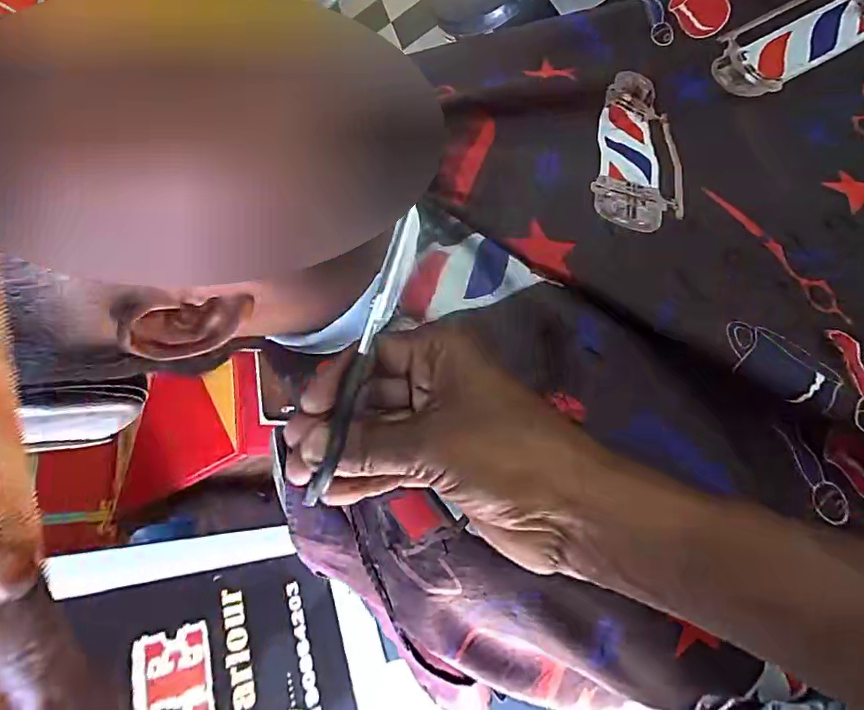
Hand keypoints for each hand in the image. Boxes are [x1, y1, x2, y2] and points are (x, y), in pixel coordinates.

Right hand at [282, 319, 619, 576]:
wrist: (570, 510)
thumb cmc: (503, 452)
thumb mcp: (431, 443)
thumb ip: (368, 445)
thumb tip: (309, 445)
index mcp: (438, 352)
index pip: (373, 356)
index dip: (336, 381)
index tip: (305, 409)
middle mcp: (434, 380)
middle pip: (371, 395)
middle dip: (334, 423)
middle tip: (293, 448)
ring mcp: (436, 422)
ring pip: (379, 432)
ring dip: (344, 453)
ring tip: (302, 475)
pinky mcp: (439, 461)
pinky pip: (393, 462)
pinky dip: (366, 476)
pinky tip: (332, 492)